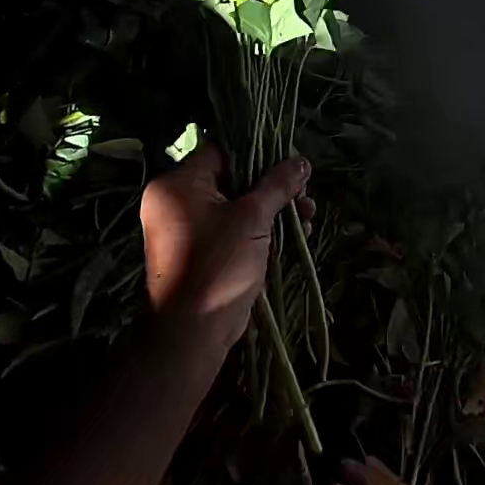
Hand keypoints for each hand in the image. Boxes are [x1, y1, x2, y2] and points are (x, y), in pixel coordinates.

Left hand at [140, 144, 310, 354]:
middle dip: (272, 186)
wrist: (192, 333)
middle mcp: (176, 202)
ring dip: (273, 209)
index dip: (258, 152)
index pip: (220, 152)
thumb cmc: (218, 263)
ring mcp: (187, 229)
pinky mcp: (201, 253)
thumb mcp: (253, 217)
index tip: (289, 160)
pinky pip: (232, 229)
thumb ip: (277, 184)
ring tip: (308, 214)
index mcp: (177, 184)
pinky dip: (260, 229)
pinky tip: (295, 232)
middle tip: (304, 192)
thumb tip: (302, 161)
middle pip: (232, 179)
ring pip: (236, 206)